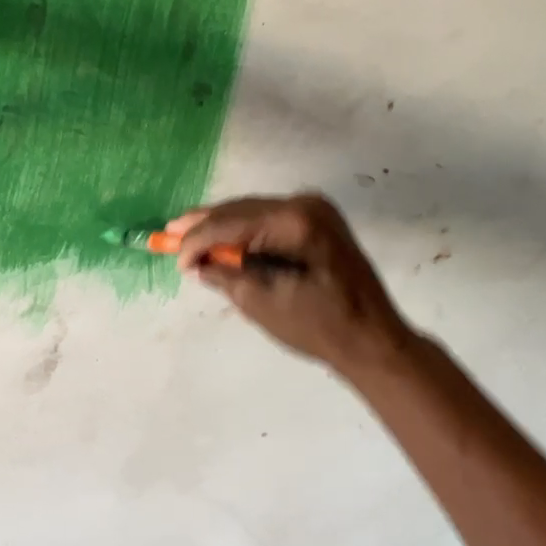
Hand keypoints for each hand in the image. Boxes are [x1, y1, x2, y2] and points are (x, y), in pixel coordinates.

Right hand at [170, 193, 413, 376]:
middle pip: (240, 209)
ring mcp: (315, 208)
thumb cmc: (321, 328)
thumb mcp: (263, 304)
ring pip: (252, 210)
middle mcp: (305, 204)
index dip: (198, 240)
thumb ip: (225, 275)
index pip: (232, 224)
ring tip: (186, 233)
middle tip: (169, 233)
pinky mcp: (318, 218)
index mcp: (296, 223)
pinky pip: (268, 217)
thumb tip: (197, 262)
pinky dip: (244, 228)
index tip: (175, 259)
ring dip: (222, 224)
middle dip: (205, 224)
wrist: (376, 340)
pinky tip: (222, 237)